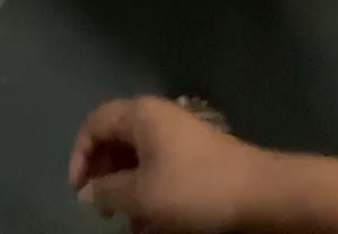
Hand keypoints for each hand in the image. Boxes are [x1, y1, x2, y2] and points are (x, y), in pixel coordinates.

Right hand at [67, 97, 277, 232]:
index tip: (78, 192)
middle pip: (115, 139)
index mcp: (139, 114)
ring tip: (127, 223)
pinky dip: (147, 192)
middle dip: (103, 175)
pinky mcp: (193, 156)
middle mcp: (155, 117)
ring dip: (125, 189)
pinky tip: (150, 224)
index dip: (80, 155)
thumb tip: (86, 192)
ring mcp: (176, 135)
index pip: (95, 123)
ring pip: (137, 158)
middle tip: (100, 209)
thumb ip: (108, 192)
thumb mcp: (143, 195)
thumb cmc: (193, 188)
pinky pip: (158, 168)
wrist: (258, 195)